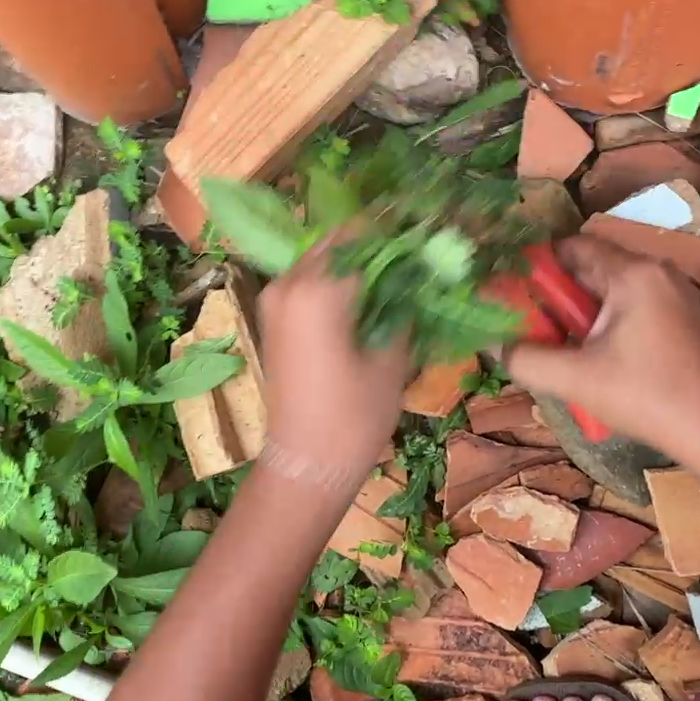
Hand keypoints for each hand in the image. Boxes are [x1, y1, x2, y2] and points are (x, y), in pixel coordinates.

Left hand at [254, 244, 411, 496]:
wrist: (306, 463)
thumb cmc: (354, 416)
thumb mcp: (392, 360)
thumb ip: (404, 307)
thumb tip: (420, 276)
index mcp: (318, 289)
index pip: (366, 239)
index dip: (399, 238)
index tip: (427, 241)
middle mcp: (289, 282)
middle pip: (339, 243)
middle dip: (374, 246)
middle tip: (411, 261)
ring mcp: (274, 299)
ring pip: (321, 260)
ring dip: (354, 263)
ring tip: (393, 280)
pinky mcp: (273, 317)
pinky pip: (307, 282)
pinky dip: (335, 282)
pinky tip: (365, 299)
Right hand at [506, 236, 699, 460]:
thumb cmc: (647, 396)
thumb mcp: (575, 379)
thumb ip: (525, 358)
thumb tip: (494, 343)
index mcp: (633, 273)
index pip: (573, 246)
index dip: (537, 265)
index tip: (513, 291)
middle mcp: (658, 272)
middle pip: (593, 267)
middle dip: (557, 293)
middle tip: (531, 323)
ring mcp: (676, 294)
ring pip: (613, 289)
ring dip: (581, 310)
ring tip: (560, 343)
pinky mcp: (685, 318)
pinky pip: (634, 305)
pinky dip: (608, 320)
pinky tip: (596, 356)